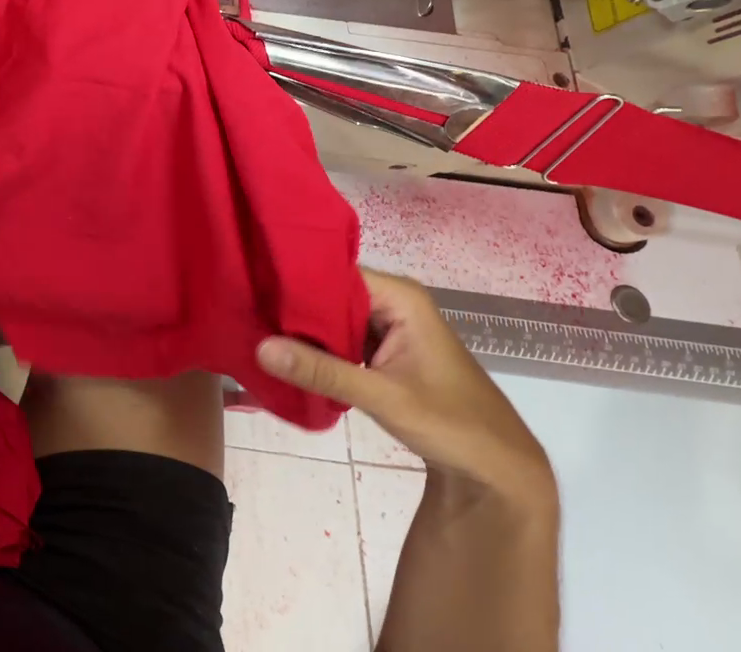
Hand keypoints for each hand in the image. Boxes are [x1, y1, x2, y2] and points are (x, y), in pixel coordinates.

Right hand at [256, 271, 553, 500]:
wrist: (497, 469)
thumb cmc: (452, 425)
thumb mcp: (383, 398)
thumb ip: (320, 371)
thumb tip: (258, 347)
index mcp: (400, 297)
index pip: (333, 272)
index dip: (292, 280)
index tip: (249, 290)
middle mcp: (392, 302)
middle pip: (328, 293)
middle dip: (290, 307)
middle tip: (243, 313)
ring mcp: (387, 326)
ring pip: (330, 317)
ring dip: (299, 329)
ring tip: (252, 329)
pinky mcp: (380, 349)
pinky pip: (337, 337)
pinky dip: (314, 347)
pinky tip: (281, 353)